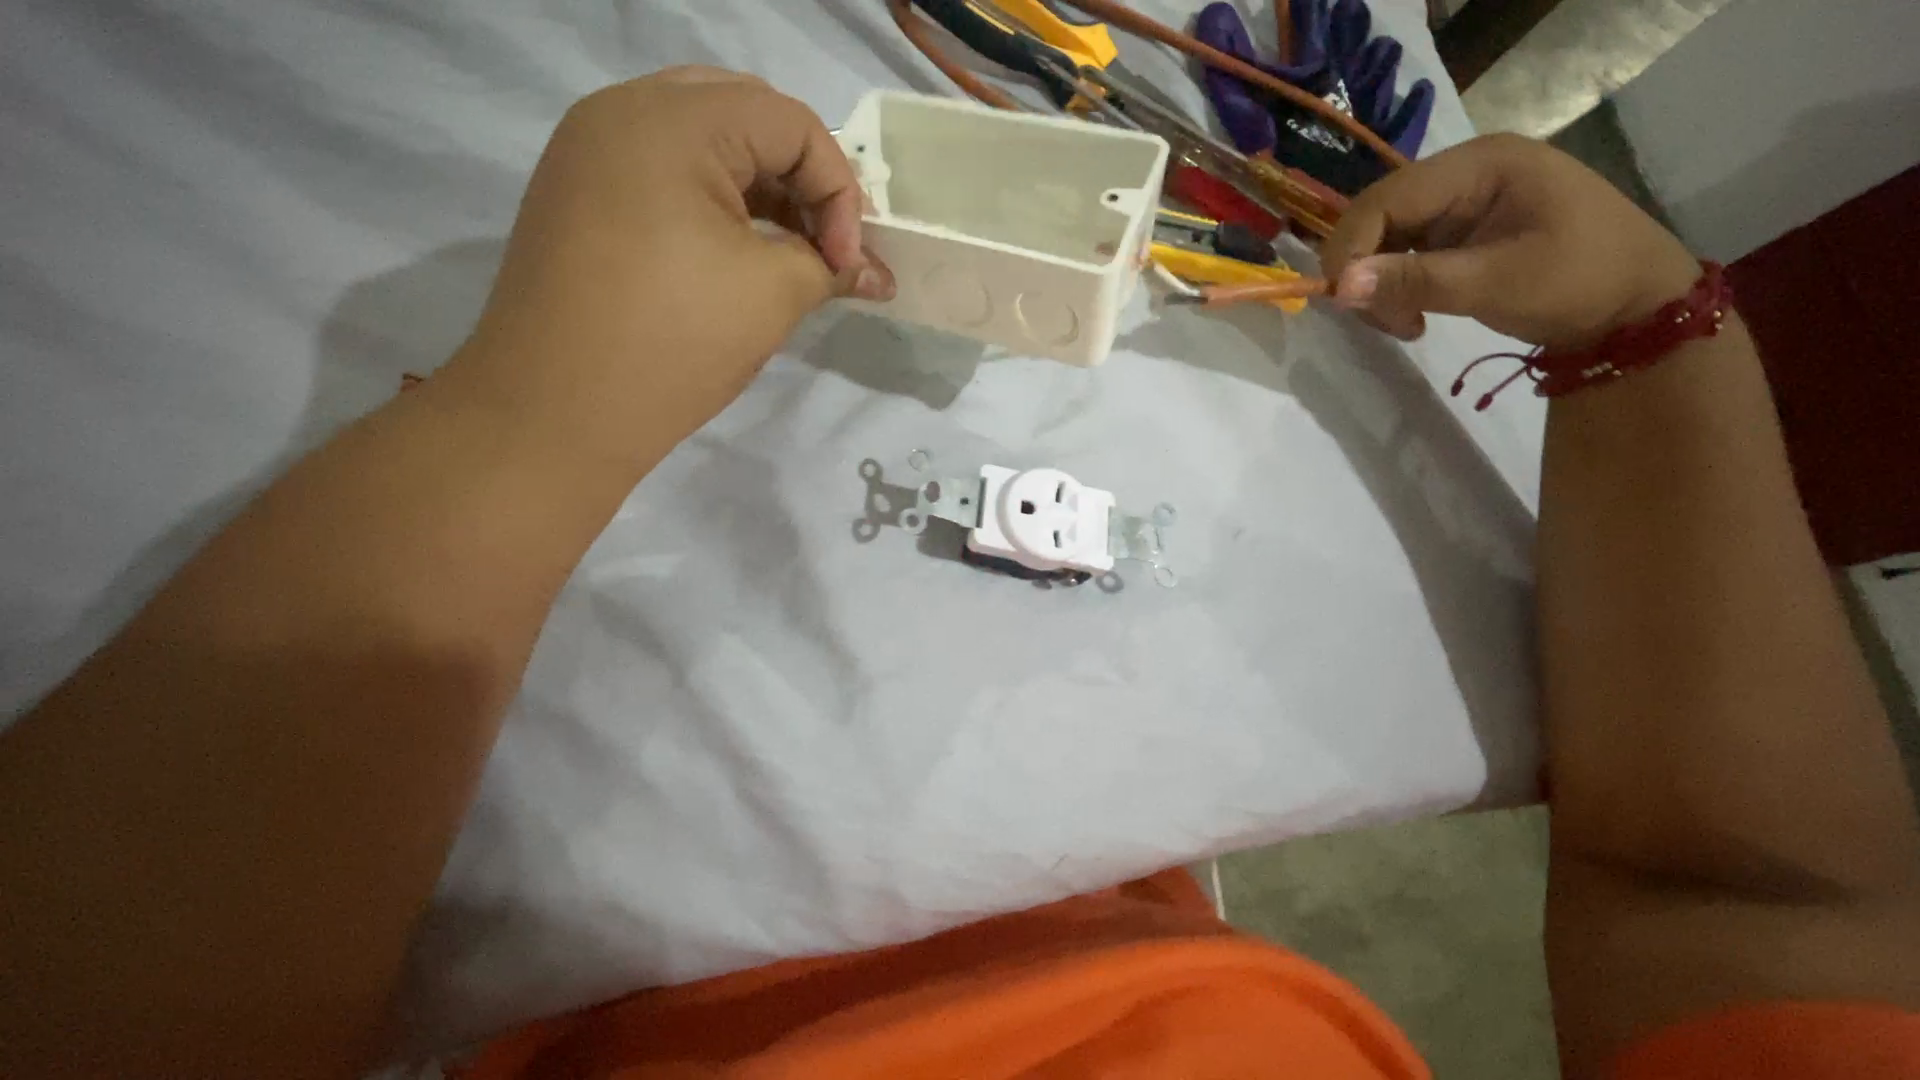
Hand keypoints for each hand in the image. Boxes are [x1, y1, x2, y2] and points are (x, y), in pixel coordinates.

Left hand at [451, 68, 894, 466]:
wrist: (550, 416)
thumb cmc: (671, 343)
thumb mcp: (771, 296)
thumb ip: (832, 267)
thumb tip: (876, 275)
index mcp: (670, 120)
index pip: (791, 123)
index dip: (839, 192)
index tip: (847, 266)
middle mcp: (621, 113)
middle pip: (746, 117)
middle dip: (802, 181)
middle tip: (825, 243)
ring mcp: (590, 153)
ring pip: (703, 144)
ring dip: (761, 193)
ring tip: (792, 254)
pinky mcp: (578, 196)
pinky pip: (664, 175)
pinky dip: (714, 205)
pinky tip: (740, 255)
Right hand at [1321, 134, 1699, 348]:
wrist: (1638, 308)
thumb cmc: (1581, 283)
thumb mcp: (1496, 283)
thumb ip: (1414, 281)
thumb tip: (1338, 289)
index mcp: (1480, 165)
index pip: (1384, 199)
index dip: (1352, 249)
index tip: (1348, 303)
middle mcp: (1463, 173)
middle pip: (1378, 217)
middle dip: (1365, 272)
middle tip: (1385, 321)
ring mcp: (1461, 203)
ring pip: (1384, 240)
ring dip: (1378, 286)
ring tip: (1406, 324)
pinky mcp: (1459, 232)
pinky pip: (1403, 254)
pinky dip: (1395, 288)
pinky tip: (1414, 315)